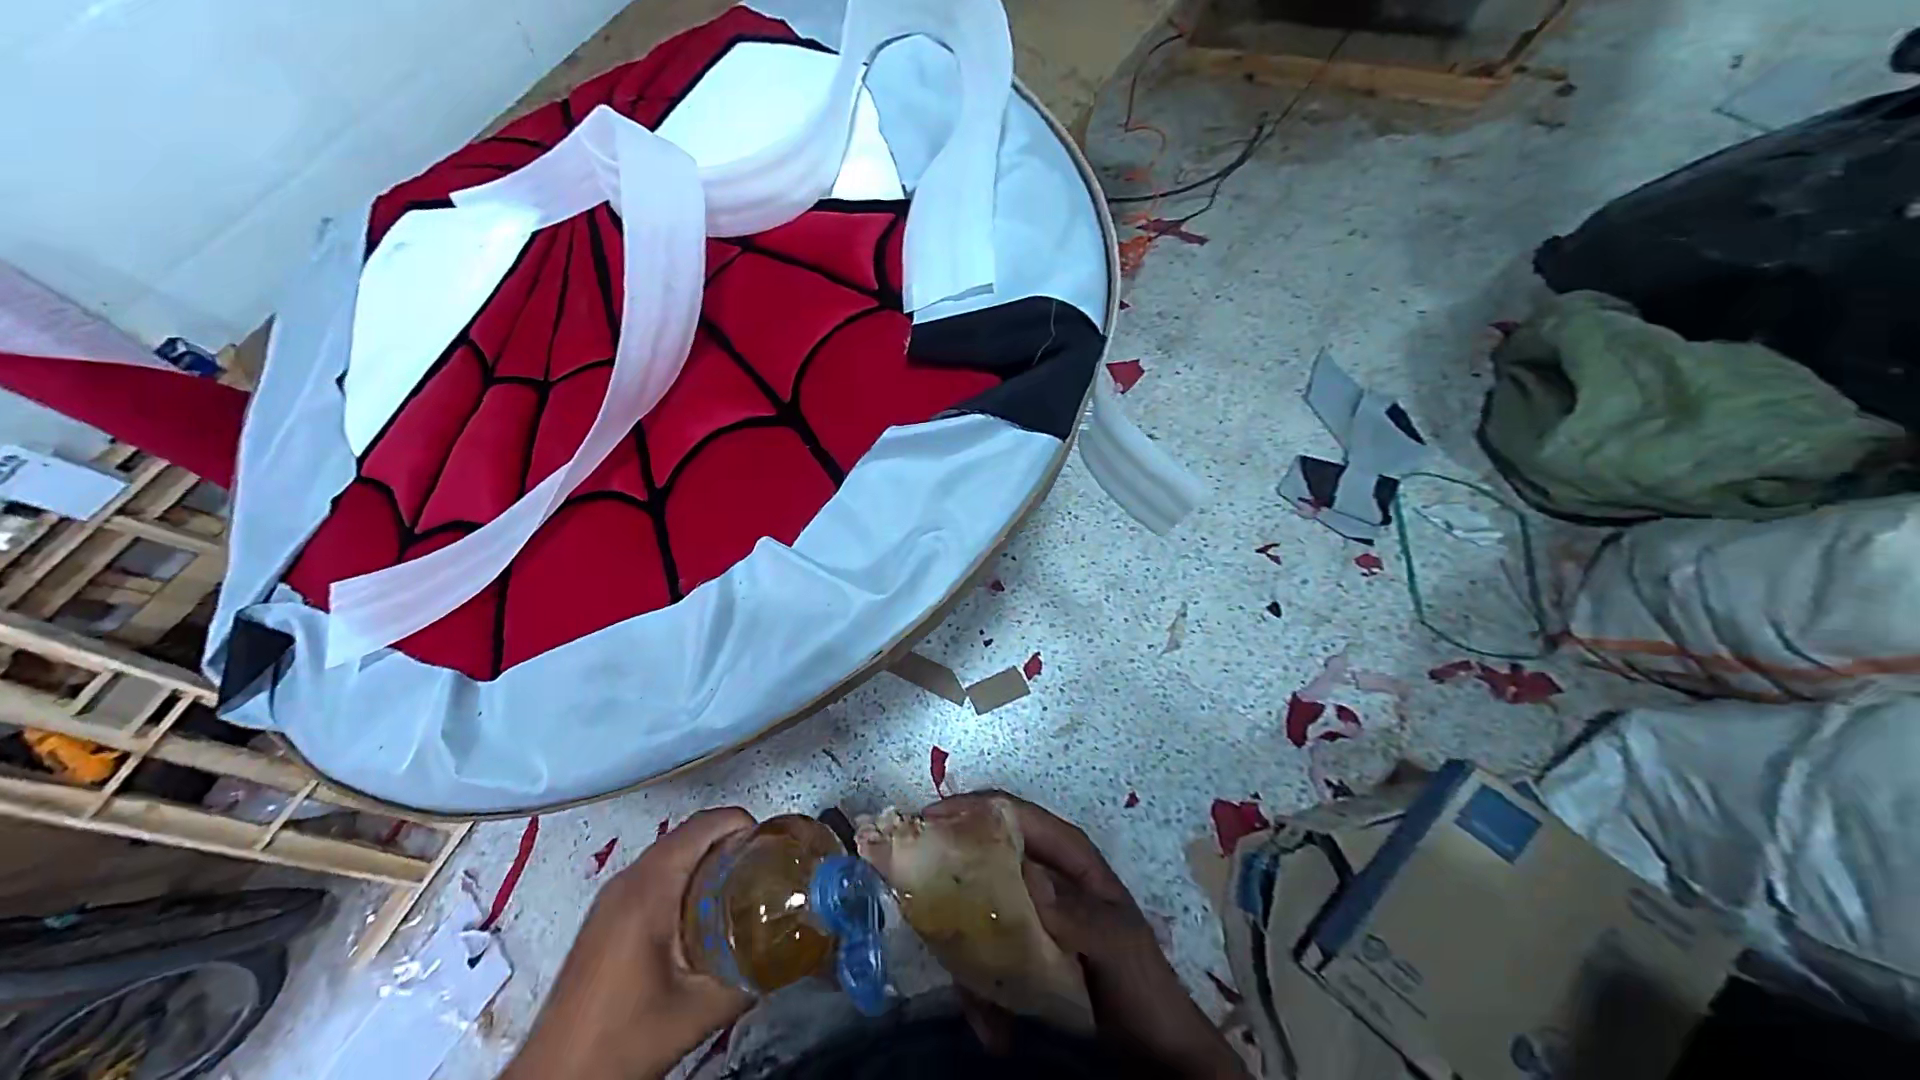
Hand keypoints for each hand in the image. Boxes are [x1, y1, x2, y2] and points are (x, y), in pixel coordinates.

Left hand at [502, 808, 756, 1079]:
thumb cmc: (623, 1038)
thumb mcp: (702, 1009)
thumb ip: (752, 975)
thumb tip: (788, 951)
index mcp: (649, 887)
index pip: (706, 824)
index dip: (746, 825)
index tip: (776, 847)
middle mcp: (627, 880)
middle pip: (691, 834)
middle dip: (735, 842)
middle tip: (769, 869)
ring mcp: (612, 897)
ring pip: (674, 854)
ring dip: (712, 859)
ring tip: (748, 889)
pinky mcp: (606, 917)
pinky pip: (657, 875)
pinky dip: (689, 878)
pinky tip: (709, 914)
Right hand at [931, 793, 1247, 1079]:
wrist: (1155, 1049)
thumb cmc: (1141, 984)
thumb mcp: (1116, 946)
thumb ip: (1078, 912)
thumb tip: (1027, 874)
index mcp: (1067, 856)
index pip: (1013, 813)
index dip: (970, 809)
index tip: (926, 824)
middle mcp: (1042, 875)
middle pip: (984, 855)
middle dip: (950, 882)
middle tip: (918, 905)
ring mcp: (1029, 913)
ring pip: (976, 910)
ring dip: (965, 956)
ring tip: (977, 1005)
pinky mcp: (1020, 950)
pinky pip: (983, 956)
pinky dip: (980, 992)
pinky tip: (993, 1030)